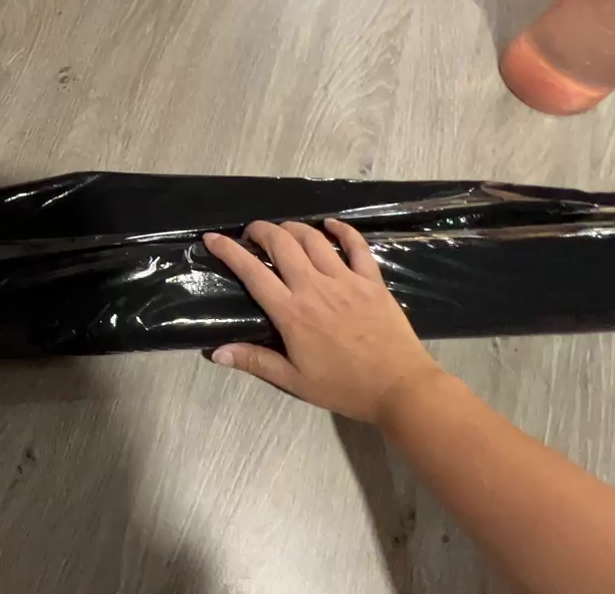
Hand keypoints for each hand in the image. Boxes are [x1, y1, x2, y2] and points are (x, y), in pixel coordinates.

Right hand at [203, 219, 446, 424]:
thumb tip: (216, 352)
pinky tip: (330, 225)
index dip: (228, 250)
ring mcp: (345, 280)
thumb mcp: (294, 381)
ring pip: (312, 238)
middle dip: (260, 230)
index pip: (252, 271)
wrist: (401, 389)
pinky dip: (342, 229)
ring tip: (283, 232)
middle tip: (252, 235)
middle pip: (280, 243)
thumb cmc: (344, 387)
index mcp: (291, 312)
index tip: (213, 238)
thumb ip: (255, 361)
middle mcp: (314, 287)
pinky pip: (356, 245)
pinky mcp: (371, 280)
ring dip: (292, 228)